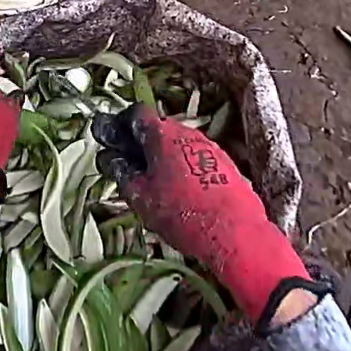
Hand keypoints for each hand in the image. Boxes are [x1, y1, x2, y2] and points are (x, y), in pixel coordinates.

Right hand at [93, 105, 311, 326]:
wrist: (239, 236)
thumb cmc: (181, 213)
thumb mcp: (140, 196)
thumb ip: (122, 172)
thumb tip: (112, 159)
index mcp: (161, 134)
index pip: (135, 114)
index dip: (120, 125)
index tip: (113, 140)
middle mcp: (186, 133)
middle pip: (158, 130)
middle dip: (142, 145)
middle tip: (131, 167)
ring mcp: (210, 148)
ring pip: (177, 146)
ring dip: (164, 158)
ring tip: (158, 186)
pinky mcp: (227, 166)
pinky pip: (196, 160)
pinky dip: (185, 170)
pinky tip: (183, 194)